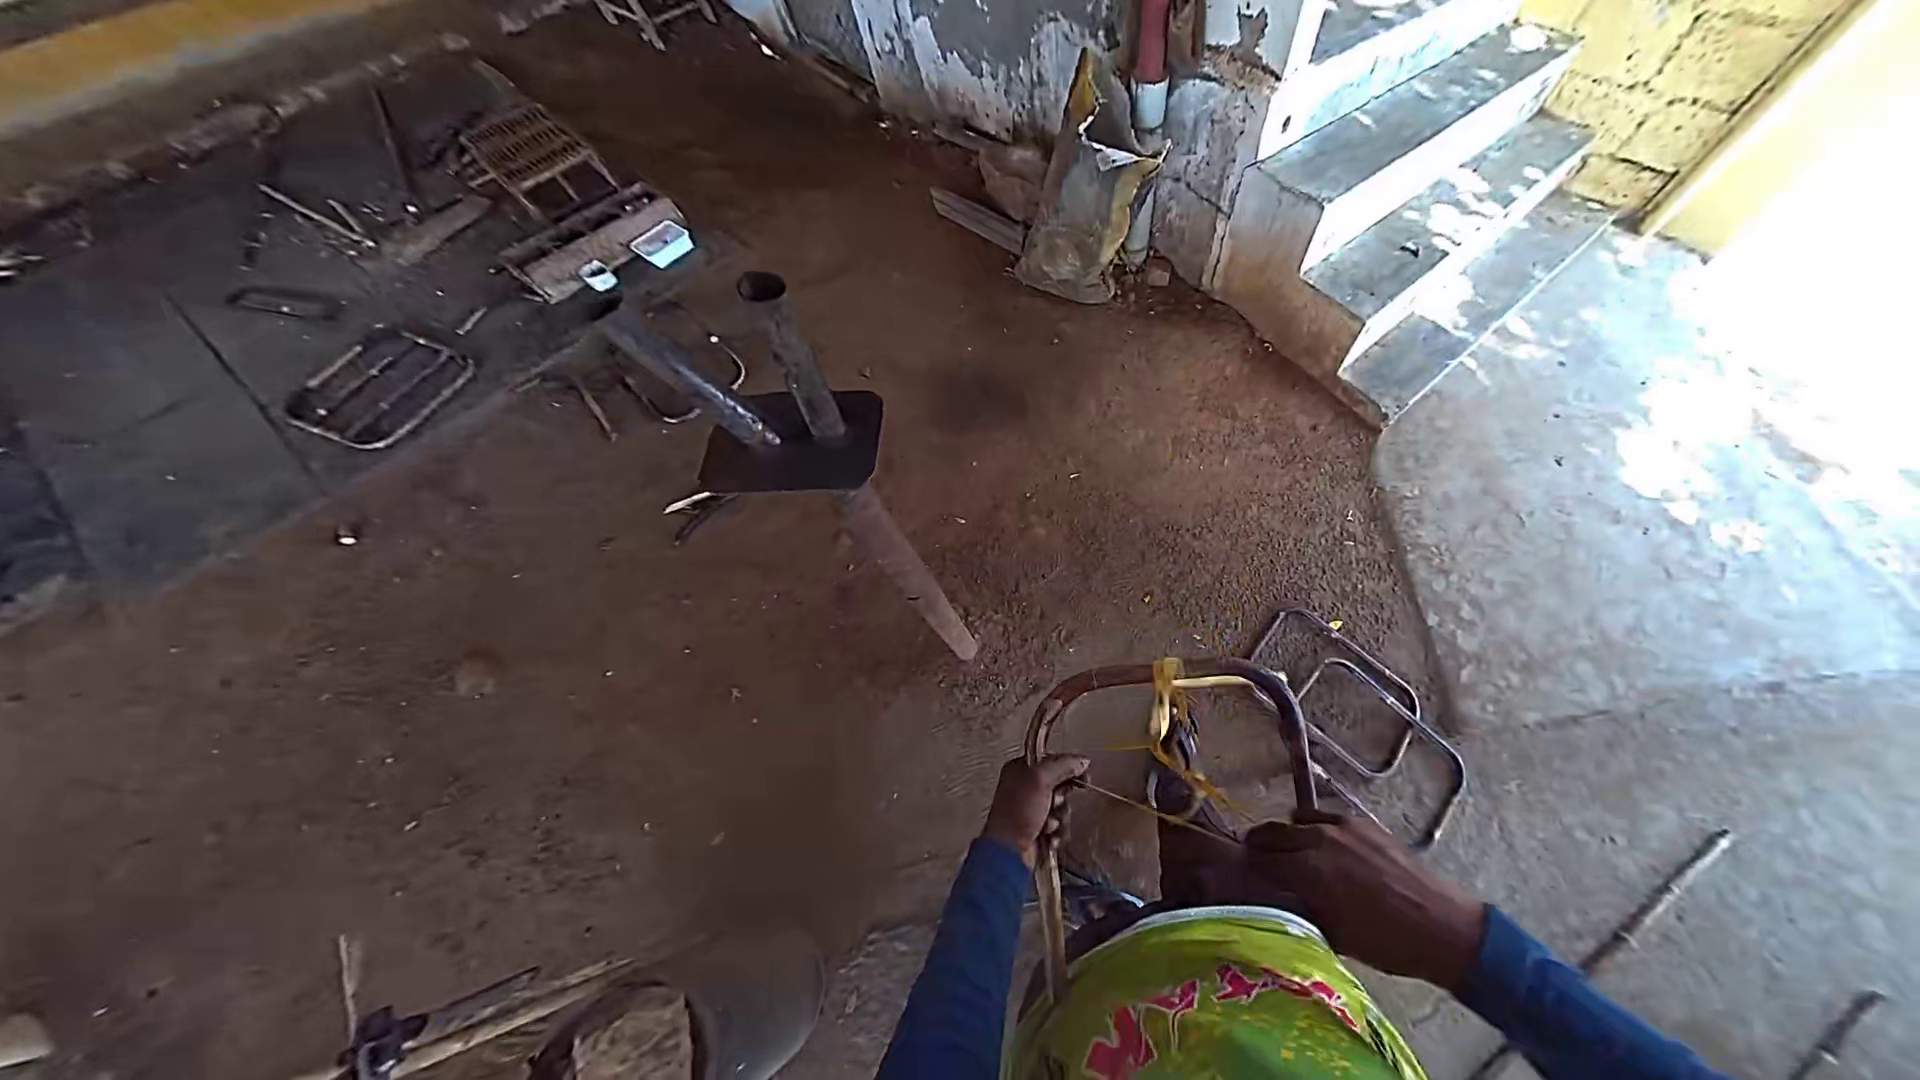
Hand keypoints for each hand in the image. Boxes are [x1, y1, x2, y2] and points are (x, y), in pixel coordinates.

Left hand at [980, 755, 1089, 867]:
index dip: (1069, 767)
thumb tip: (1082, 761)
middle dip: (1061, 798)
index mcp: (1021, 768)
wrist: (1010, 851)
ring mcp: (1032, 809)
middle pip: (1060, 785)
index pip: (1052, 760)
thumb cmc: (1018, 812)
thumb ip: (1062, 766)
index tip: (1083, 776)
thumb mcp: (1040, 780)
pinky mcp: (1038, 828)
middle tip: (1054, 802)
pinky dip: (1057, 832)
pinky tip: (1047, 835)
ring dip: (1059, 817)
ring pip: (1062, 808)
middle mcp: (1026, 786)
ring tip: (1047, 824)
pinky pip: (1060, 826)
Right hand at [1244, 810, 1487, 990]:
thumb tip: (1276, 898)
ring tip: (1290, 849)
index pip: (1259, 859)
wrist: (1444, 929)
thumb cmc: (1387, 942)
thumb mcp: (1333, 933)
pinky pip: (1323, 817)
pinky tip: (1323, 844)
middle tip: (1257, 857)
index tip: (1243, 872)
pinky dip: (1314, 827)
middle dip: (1259, 844)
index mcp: (1306, 869)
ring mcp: (1339, 826)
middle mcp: (1316, 840)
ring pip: (1294, 820)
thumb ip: (1299, 907)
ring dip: (1286, 833)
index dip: (1248, 866)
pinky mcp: (1360, 822)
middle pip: (1270, 832)